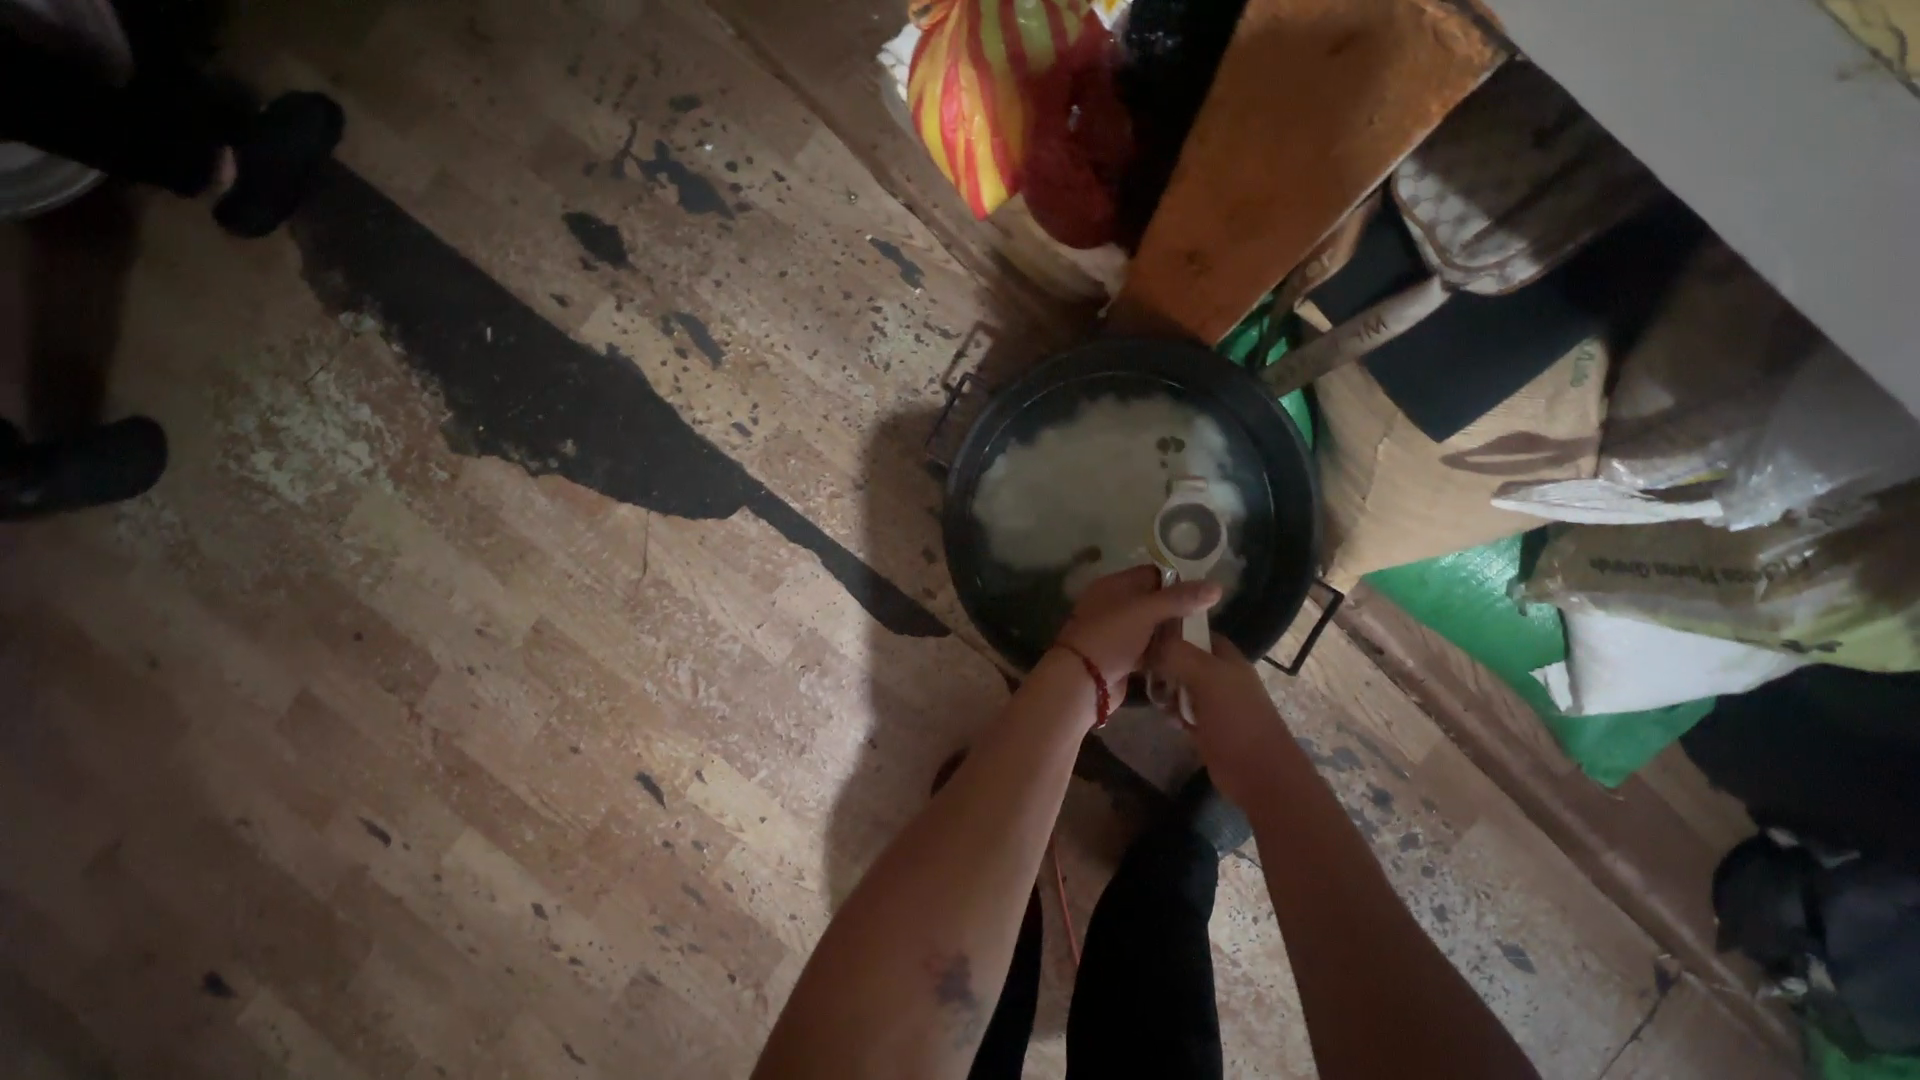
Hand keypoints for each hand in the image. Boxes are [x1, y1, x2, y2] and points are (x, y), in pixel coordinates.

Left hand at [1053, 565, 1220, 687]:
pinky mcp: (1122, 657)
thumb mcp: (1145, 611)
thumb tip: (1217, 587)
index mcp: (1114, 586)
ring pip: (1152, 627)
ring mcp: (1117, 633)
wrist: (1081, 681)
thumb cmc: (1110, 636)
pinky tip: (1186, 655)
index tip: (1206, 588)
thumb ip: (1180, 599)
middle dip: (1179, 608)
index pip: (1152, 574)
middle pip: (1154, 601)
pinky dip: (1163, 652)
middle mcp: (1114, 606)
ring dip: (1173, 632)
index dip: (1178, 578)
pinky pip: (1148, 649)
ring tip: (1203, 635)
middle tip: (1209, 615)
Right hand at [1149, 636, 1294, 806]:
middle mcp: (1220, 675)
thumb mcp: (1207, 676)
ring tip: (1159, 700)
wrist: (1258, 771)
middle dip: (1164, 664)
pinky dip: (1172, 712)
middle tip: (1146, 672)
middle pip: (1184, 659)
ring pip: (1179, 685)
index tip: (1145, 637)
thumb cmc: (1236, 718)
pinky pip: (1181, 710)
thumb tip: (1151, 645)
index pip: (1196, 632)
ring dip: (1166, 690)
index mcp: (1226, 658)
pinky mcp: (1205, 726)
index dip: (1172, 631)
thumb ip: (1178, 654)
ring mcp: (1213, 702)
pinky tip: (1169, 720)